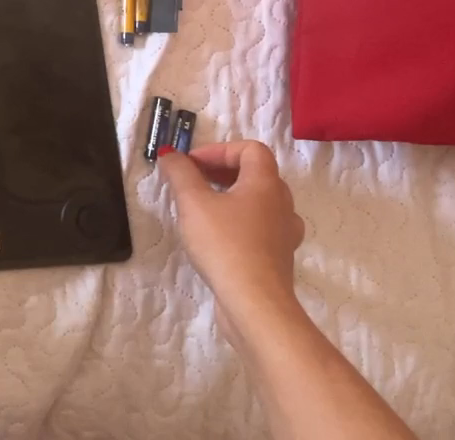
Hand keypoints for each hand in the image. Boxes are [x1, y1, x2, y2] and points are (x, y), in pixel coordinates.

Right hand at [158, 141, 304, 330]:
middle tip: (194, 180)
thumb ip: (179, 172)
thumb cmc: (224, 244)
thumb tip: (170, 154)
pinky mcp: (278, 258)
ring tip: (204, 206)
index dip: (220, 150)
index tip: (192, 164)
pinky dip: (239, 221)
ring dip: (232, 196)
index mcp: (266, 185)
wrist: (255, 305)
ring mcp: (284, 234)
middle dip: (222, 171)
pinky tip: (217, 234)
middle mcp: (282, 205)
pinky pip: (260, 227)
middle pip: (256, 173)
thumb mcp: (192, 202)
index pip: (251, 150)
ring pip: (259, 202)